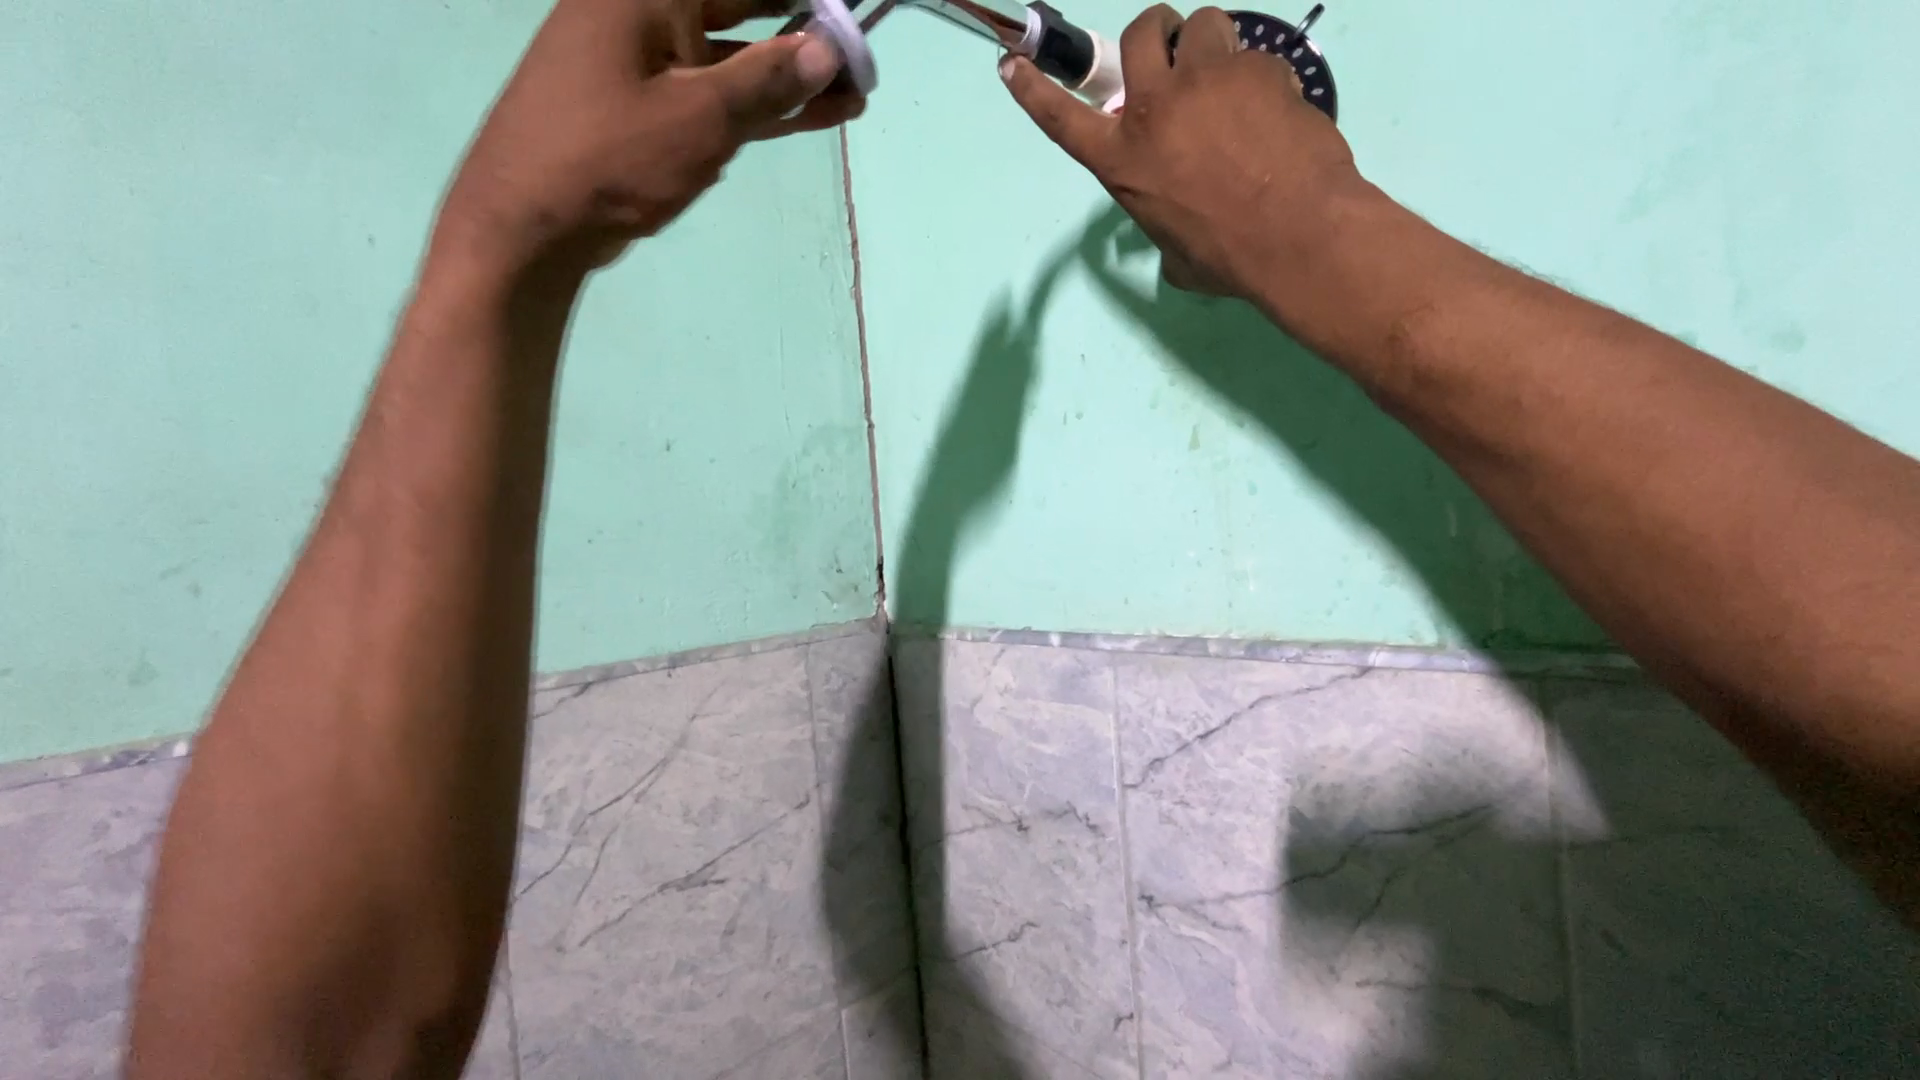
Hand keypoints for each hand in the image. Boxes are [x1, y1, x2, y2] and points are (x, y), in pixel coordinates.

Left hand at [434, 0, 860, 275]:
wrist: (528, 222)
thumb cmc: (612, 157)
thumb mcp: (701, 117)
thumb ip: (768, 80)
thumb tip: (826, 49)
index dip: (804, 3)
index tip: (848, 26)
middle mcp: (644, 10)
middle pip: (741, 9)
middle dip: (803, 39)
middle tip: (857, 70)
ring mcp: (643, 61)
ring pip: (731, 59)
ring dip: (787, 81)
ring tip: (848, 103)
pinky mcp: (643, 107)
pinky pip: (712, 94)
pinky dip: (754, 107)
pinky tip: (802, 118)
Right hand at [1001, 5, 1362, 300]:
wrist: (1296, 235)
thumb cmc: (1228, 258)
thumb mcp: (1173, 249)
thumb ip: (1162, 218)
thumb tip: (1176, 222)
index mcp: (1122, 162)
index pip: (1063, 119)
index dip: (1034, 90)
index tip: (1012, 63)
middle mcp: (1153, 110)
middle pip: (1140, 34)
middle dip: (1156, 32)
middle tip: (1173, 47)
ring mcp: (1206, 81)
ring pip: (1203, 25)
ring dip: (1212, 45)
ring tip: (1230, 82)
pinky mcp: (1257, 69)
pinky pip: (1255, 58)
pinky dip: (1261, 80)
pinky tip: (1277, 114)